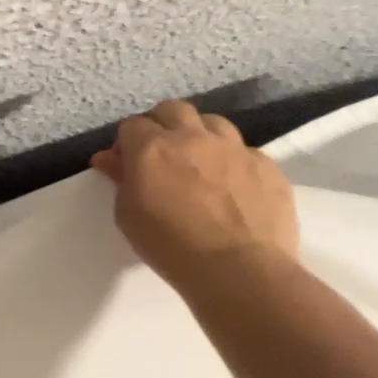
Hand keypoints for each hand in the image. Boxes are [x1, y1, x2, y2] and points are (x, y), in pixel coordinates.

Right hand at [91, 99, 299, 291]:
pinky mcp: (268, 166)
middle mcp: (192, 139)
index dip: (126, 142)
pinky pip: (245, 150)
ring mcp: (235, 150)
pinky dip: (231, 160)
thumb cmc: (168, 243)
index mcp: (152, 148)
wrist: (238, 268)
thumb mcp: (127, 213)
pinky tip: (229, 185)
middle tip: (159, 152)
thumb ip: (120, 179)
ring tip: (197, 161)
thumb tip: (109, 159)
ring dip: (199, 134)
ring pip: (213, 122)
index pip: (131, 125)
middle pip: (173, 109)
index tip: (126, 164)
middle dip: (161, 124)